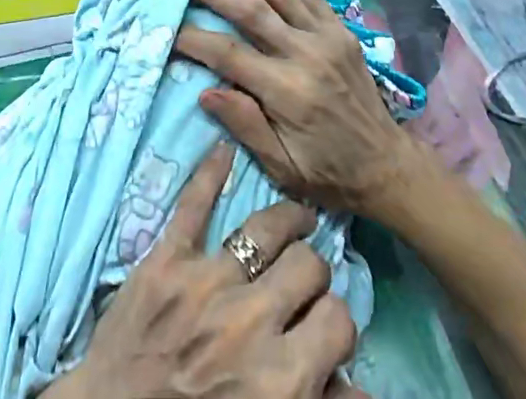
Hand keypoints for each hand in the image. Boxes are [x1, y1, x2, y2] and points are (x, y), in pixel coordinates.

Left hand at [47, 144, 366, 398]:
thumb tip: (362, 385)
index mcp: (282, 376)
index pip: (339, 318)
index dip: (335, 318)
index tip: (322, 320)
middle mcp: (249, 321)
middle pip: (306, 265)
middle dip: (311, 269)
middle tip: (301, 275)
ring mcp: (203, 283)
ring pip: (263, 231)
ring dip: (286, 221)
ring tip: (295, 218)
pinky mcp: (163, 260)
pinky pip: (191, 206)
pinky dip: (208, 174)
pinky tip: (225, 150)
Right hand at [175, 0, 428, 217]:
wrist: (385, 165)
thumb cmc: (326, 171)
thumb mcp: (280, 166)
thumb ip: (244, 124)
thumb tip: (206, 90)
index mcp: (289, 91)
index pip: (229, 54)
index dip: (194, 39)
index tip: (169, 30)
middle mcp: (308, 56)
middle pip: (253, 10)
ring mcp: (329, 38)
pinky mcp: (343, 32)